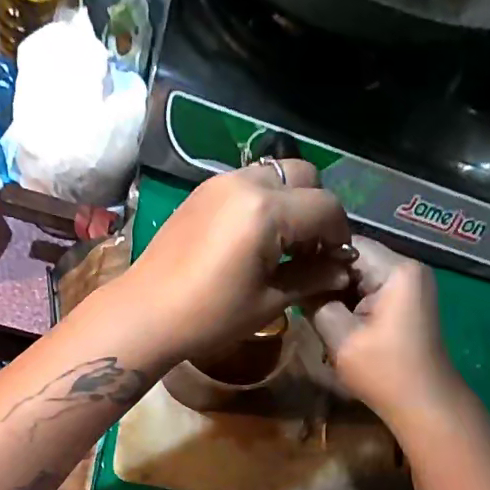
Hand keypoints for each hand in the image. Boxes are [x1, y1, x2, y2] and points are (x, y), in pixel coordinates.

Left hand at [120, 160, 354, 362]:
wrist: (146, 312)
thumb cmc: (210, 316)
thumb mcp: (269, 301)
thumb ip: (312, 277)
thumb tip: (343, 269)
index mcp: (267, 210)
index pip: (326, 207)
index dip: (339, 234)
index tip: (337, 261)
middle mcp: (247, 183)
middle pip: (304, 176)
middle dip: (317, 209)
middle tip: (310, 249)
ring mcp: (220, 182)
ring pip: (275, 173)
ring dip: (290, 201)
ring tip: (282, 243)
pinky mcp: (202, 191)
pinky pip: (247, 182)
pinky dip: (263, 200)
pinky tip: (254, 238)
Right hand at [307, 237, 464, 424]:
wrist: (424, 404)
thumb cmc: (383, 371)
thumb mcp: (340, 337)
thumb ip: (316, 303)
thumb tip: (299, 286)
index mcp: (396, 270)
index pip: (347, 244)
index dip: (316, 257)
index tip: (291, 276)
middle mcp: (408, 269)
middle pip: (356, 258)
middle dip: (326, 277)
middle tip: (298, 296)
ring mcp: (410, 286)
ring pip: (361, 276)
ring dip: (337, 292)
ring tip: (312, 309)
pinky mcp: (407, 303)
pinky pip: (372, 291)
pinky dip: (352, 302)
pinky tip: (334, 320)